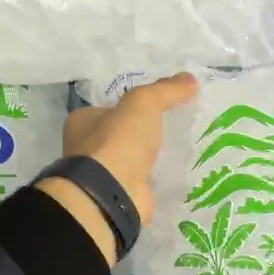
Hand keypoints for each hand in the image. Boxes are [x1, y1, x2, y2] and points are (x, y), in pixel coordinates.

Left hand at [37, 73, 198, 265]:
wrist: (113, 191)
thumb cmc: (119, 140)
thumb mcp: (144, 102)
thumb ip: (167, 90)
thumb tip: (191, 79)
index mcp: (82, 121)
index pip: (109, 109)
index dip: (132, 107)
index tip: (158, 108)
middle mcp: (86, 148)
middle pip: (120, 135)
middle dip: (143, 133)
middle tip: (173, 128)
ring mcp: (103, 175)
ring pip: (131, 160)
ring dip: (150, 158)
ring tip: (180, 150)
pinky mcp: (119, 195)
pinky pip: (142, 182)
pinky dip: (156, 179)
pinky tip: (175, 175)